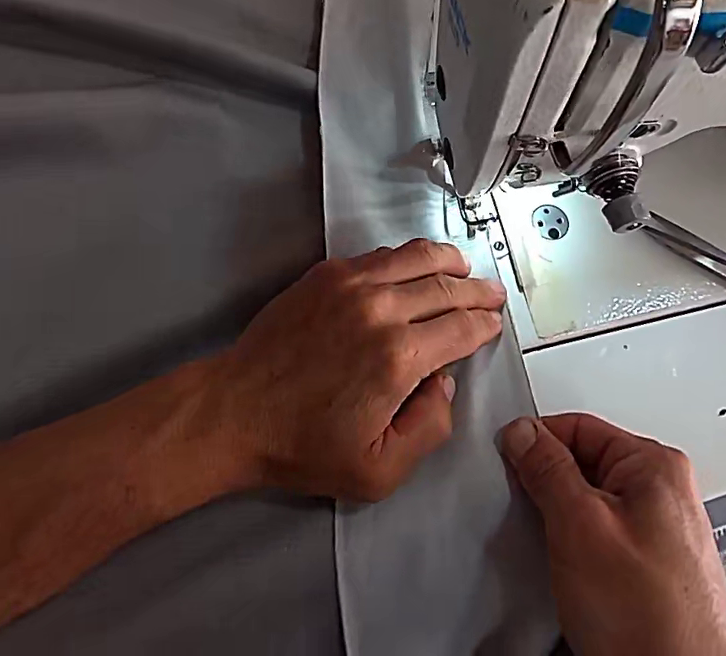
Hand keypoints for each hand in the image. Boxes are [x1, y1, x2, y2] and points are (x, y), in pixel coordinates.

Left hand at [209, 239, 505, 500]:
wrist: (234, 411)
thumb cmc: (299, 443)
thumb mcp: (377, 471)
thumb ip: (430, 429)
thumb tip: (444, 385)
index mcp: (398, 357)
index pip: (462, 327)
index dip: (484, 325)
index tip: (491, 324)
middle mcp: (380, 310)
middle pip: (448, 286)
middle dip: (477, 290)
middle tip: (490, 293)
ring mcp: (352, 284)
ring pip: (418, 256)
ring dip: (449, 260)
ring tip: (463, 265)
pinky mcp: (328, 274)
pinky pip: (382, 254)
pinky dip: (408, 256)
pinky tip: (415, 265)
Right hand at [499, 413, 725, 655]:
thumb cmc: (652, 622)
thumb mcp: (580, 526)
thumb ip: (548, 470)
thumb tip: (523, 433)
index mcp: (656, 465)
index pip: (579, 426)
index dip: (537, 439)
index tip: (509, 457)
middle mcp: (664, 491)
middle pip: (584, 463)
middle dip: (549, 484)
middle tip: (529, 511)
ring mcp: (659, 530)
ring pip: (590, 502)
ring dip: (561, 519)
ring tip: (553, 549)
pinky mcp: (650, 565)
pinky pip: (601, 534)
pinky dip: (577, 545)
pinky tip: (570, 572)